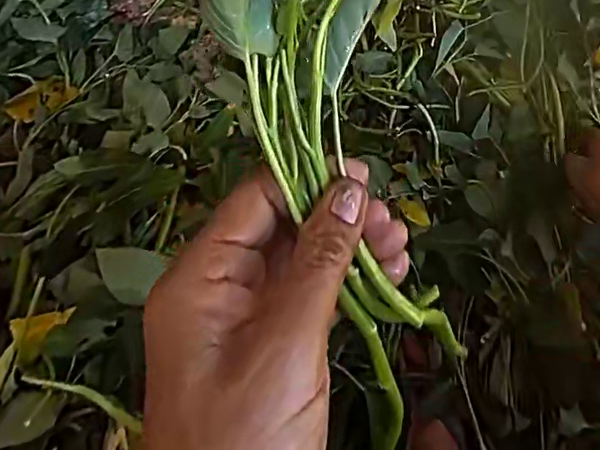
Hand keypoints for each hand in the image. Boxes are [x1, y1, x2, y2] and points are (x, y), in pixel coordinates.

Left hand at [143, 161, 410, 449]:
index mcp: (201, 277)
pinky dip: (352, 278)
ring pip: (308, 254)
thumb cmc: (246, 439)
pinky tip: (388, 275)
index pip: (256, 197)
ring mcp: (249, 314)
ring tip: (399, 248)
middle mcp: (222, 286)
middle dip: (342, 215)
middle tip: (389, 222)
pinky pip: (315, 289)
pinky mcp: (275, 339)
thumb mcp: (286, 343)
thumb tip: (350, 188)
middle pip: (287, 222)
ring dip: (356, 245)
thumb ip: (319, 259)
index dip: (308, 176)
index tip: (362, 175)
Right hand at [565, 132, 599, 231]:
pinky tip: (597, 203)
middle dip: (585, 161)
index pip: (586, 134)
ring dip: (595, 177)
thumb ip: (570, 160)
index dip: (575, 143)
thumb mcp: (575, 172)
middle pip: (598, 151)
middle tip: (573, 174)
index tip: (566, 155)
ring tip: (583, 192)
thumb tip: (570, 158)